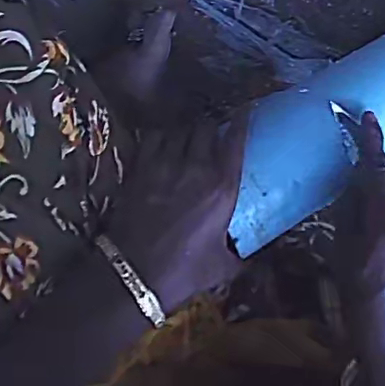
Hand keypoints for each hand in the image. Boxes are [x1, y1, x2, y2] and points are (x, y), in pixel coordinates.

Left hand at [101, 118, 249, 309]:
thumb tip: (250, 262)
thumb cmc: (184, 271)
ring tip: (185, 135)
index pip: (236, 140)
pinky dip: (159, 136)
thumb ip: (238, 257)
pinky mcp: (140, 169)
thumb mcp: (221, 266)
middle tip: (210, 131)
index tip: (245, 111)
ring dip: (184, 130)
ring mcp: (165, 165)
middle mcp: (197, 168)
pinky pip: (152, 138)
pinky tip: (160, 143)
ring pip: (178, 129)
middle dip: (210, 126)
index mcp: (223, 187)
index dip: (242, 121)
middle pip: (205, 127)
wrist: (134, 274)